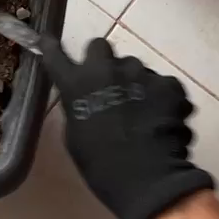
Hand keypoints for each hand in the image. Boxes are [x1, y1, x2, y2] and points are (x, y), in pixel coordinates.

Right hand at [42, 37, 215, 218]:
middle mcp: (105, 70)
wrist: (146, 178)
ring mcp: (140, 74)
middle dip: (104, 61)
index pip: (55, 55)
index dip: (50, 46)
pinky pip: (164, 85)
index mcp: (76, 85)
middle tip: (110, 83)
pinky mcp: (169, 84)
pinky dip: (164, 99)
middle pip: (100, 47)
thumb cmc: (101, 164)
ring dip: (136, 82)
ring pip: (136, 67)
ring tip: (143, 111)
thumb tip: (88, 98)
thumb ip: (79, 107)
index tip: (48, 40)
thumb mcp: (76, 134)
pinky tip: (164, 120)